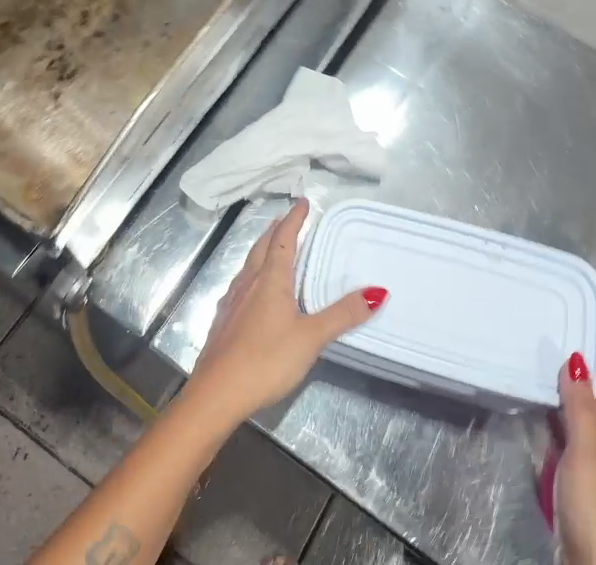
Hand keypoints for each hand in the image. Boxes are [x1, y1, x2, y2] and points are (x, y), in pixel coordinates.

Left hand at [182, 199, 382, 425]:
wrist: (217, 392)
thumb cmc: (266, 359)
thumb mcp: (311, 337)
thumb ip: (343, 314)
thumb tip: (378, 290)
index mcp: (270, 280)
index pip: (284, 240)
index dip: (294, 220)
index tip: (302, 202)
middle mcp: (248, 284)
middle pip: (262, 248)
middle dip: (275, 230)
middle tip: (286, 219)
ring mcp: (232, 302)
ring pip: (248, 265)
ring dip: (261, 251)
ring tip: (271, 247)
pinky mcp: (223, 322)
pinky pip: (239, 286)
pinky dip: (250, 276)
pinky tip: (251, 291)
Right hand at [554, 336, 595, 564]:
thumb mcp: (588, 450)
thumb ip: (581, 406)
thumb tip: (578, 359)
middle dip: (590, 359)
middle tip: (566, 324)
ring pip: (587, 408)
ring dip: (573, 383)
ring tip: (550, 352)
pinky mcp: (583, 471)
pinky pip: (573, 427)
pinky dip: (560, 408)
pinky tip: (542, 399)